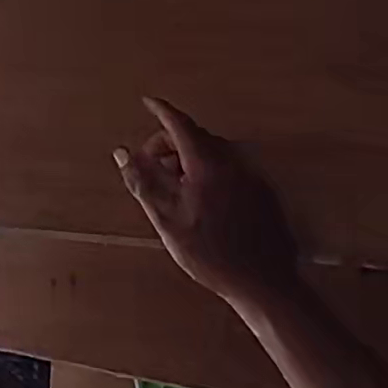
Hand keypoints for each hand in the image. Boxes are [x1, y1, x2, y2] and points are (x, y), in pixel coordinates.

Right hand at [114, 97, 299, 309]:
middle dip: (169, 142)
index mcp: (207, 164)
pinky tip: (200, 199)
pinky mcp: (263, 194)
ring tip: (173, 186)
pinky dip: (208, 171)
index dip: (161, 110)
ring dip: (188, 157)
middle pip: (196, 136)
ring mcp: (252, 178)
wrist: (264, 285)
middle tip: (151, 166)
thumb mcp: (165, 218)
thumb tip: (123, 152)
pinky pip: (229, 168)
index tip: (148, 101)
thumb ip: (142, 181)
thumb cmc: (208, 252)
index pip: (180, 124)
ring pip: (213, 152)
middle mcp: (233, 163)